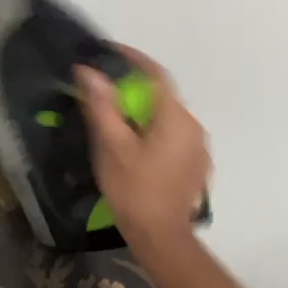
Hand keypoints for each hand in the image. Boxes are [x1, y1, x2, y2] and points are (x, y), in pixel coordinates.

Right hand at [75, 45, 209, 250]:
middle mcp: (193, 126)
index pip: (154, 75)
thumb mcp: (111, 146)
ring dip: (142, 112)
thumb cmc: (133, 189)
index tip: (107, 51)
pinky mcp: (196, 165)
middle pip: (161, 96)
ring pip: (167, 117)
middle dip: (132, 89)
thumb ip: (102, 106)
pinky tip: (134, 146)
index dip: (131, 59)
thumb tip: (89, 72)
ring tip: (114, 119)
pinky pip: (172, 136)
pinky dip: (152, 131)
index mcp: (175, 117)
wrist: (161, 236)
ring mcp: (198, 148)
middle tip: (102, 90)